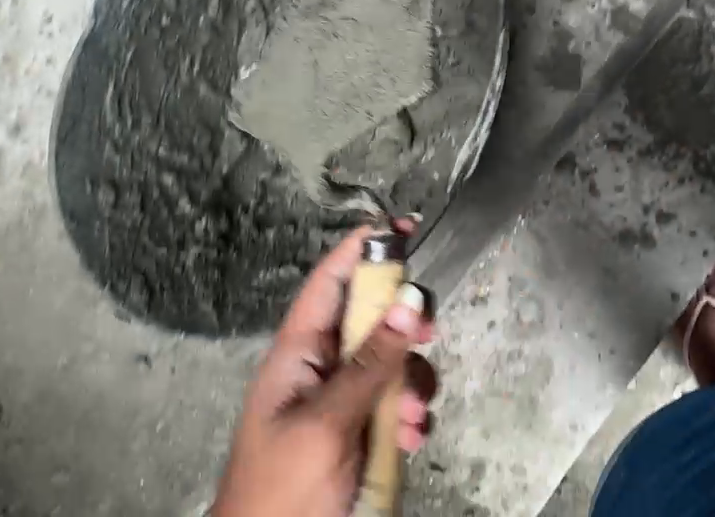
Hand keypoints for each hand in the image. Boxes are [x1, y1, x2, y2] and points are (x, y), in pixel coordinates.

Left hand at [212, 224, 438, 516]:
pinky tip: (411, 441)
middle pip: (375, 319)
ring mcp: (344, 403)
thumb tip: (412, 299)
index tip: (405, 225)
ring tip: (408, 422)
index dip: (364, 249)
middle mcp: (323, 369)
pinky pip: (401, 403)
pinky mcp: (364, 435)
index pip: (330, 283)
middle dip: (406, 330)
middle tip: (431, 336)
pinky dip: (413, 417)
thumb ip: (370, 364)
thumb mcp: (325, 425)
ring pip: (395, 362)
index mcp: (297, 355)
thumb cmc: (282, 493)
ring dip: (412, 384)